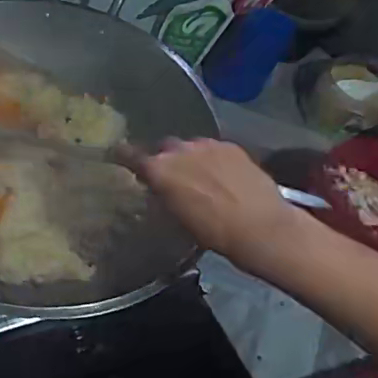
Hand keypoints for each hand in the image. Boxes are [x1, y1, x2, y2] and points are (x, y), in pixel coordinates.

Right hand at [135, 138, 300, 262]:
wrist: (261, 228)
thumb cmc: (213, 232)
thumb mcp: (176, 216)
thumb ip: (163, 193)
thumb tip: (158, 186)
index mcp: (158, 169)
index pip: (129, 154)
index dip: (122, 155)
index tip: (116, 155)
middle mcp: (178, 150)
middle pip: (163, 148)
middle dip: (164, 159)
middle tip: (171, 177)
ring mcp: (206, 145)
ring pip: (189, 146)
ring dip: (189, 157)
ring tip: (199, 175)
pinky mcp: (230, 146)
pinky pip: (212, 148)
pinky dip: (211, 158)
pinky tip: (222, 174)